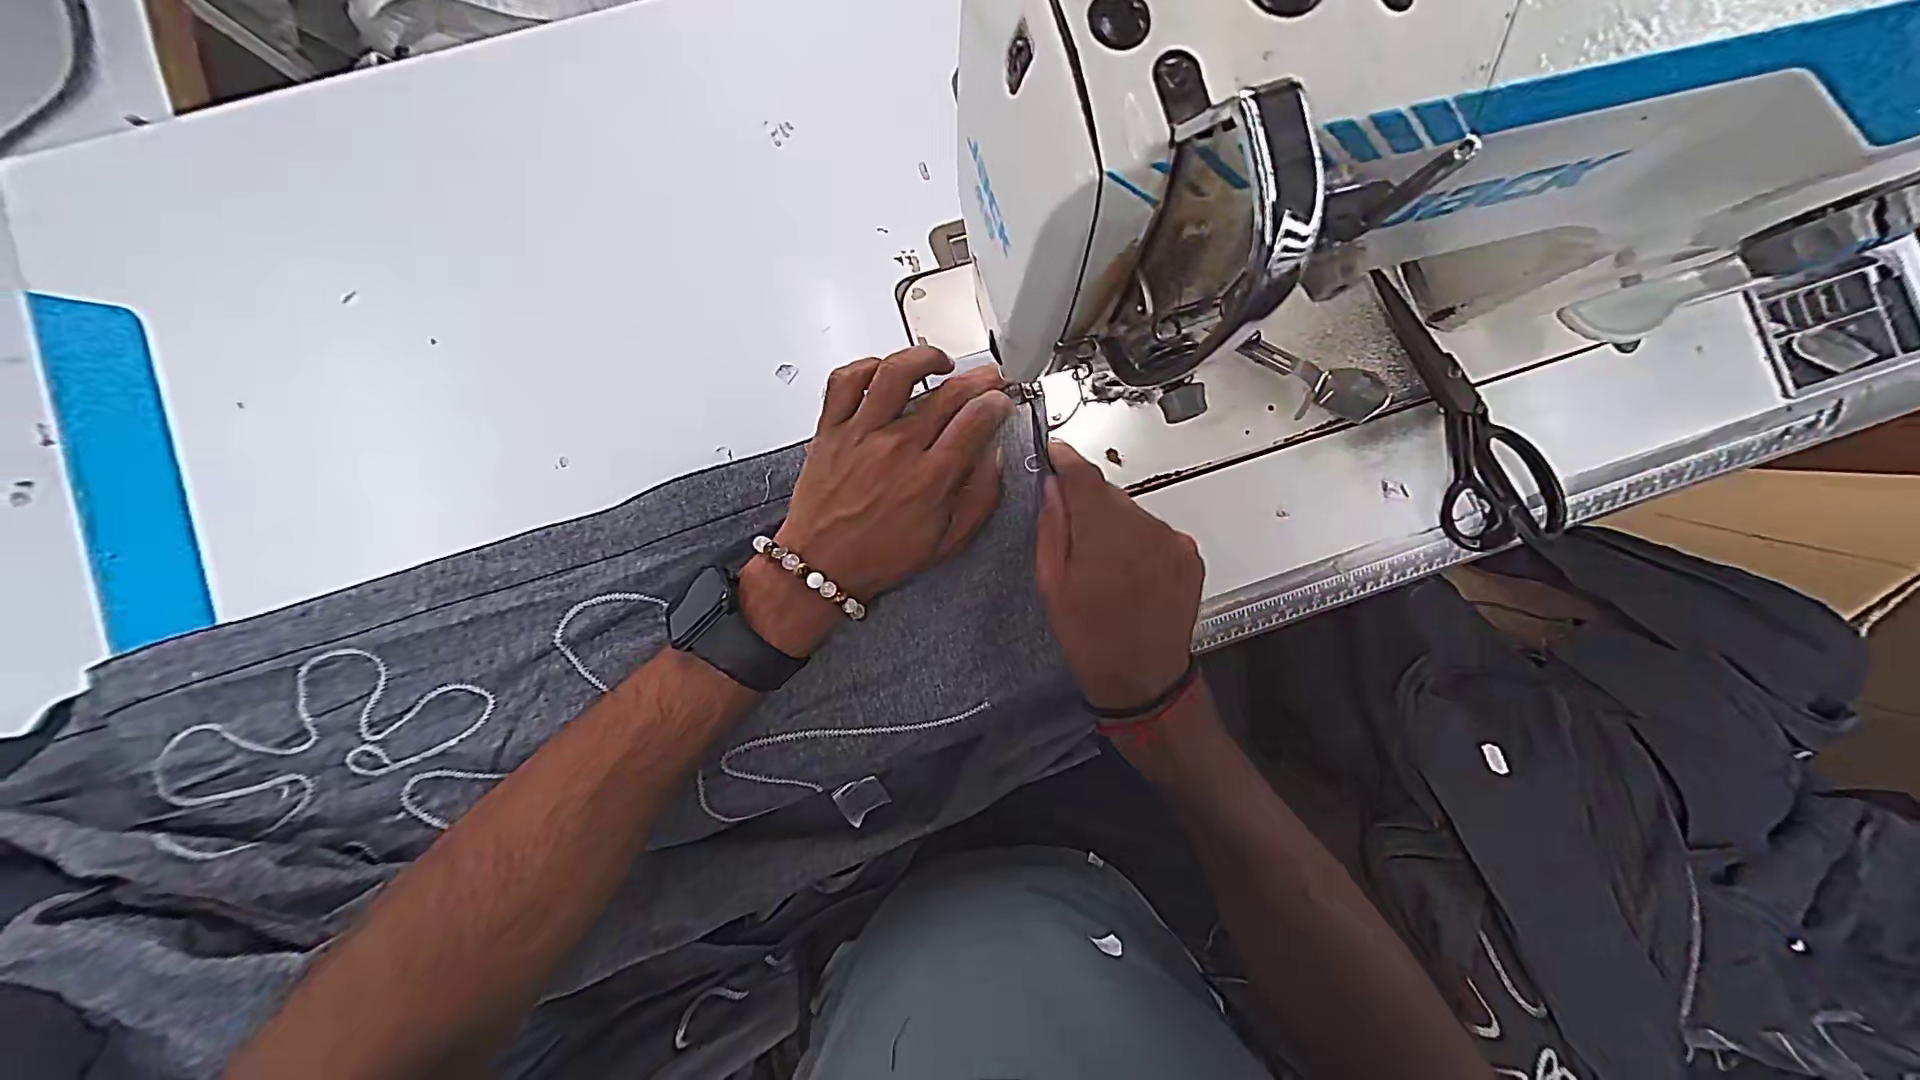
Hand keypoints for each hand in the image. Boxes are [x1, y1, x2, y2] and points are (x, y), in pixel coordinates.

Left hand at [741, 347, 1012, 655]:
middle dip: (979, 378)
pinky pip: (845, 381)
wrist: (823, 566)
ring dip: (925, 358)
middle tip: (986, 380)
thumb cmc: (879, 557)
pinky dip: (867, 366)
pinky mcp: (831, 431)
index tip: (1001, 402)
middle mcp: (896, 450)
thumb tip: (994, 457)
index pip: (976, 419)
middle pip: (948, 392)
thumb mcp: (947, 541)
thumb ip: (980, 497)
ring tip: (940, 363)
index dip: (997, 402)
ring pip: (897, 372)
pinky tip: (884, 372)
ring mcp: (861, 435)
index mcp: (930, 479)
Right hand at [1035, 441, 1203, 709]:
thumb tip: (1053, 489)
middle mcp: (1142, 531)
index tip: (1056, 452)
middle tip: (1075, 535)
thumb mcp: (1052, 585)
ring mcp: (1170, 541)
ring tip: (1104, 565)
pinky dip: (1138, 539)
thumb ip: (1052, 528)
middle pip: (1108, 492)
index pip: (1083, 475)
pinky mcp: (1187, 552)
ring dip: (1115, 524)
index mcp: (1102, 537)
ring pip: (1132, 510)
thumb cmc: (1094, 640)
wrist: (1142, 677)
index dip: (1066, 458)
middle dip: (1088, 504)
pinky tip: (1128, 570)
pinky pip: (1154, 529)